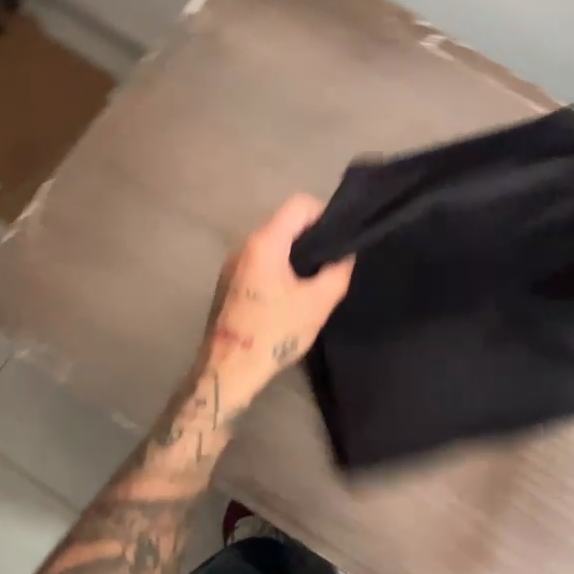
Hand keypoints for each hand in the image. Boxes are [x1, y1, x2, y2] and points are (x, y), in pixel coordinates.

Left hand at [202, 194, 354, 404]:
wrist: (228, 369)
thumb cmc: (274, 333)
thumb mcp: (318, 303)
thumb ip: (338, 271)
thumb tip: (345, 254)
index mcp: (265, 242)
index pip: (299, 204)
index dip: (325, 214)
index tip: (339, 238)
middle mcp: (245, 244)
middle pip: (285, 224)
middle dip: (311, 238)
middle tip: (331, 262)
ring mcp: (232, 263)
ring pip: (272, 244)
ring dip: (294, 256)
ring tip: (312, 282)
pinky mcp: (228, 281)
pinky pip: (259, 262)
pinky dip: (277, 269)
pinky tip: (288, 296)